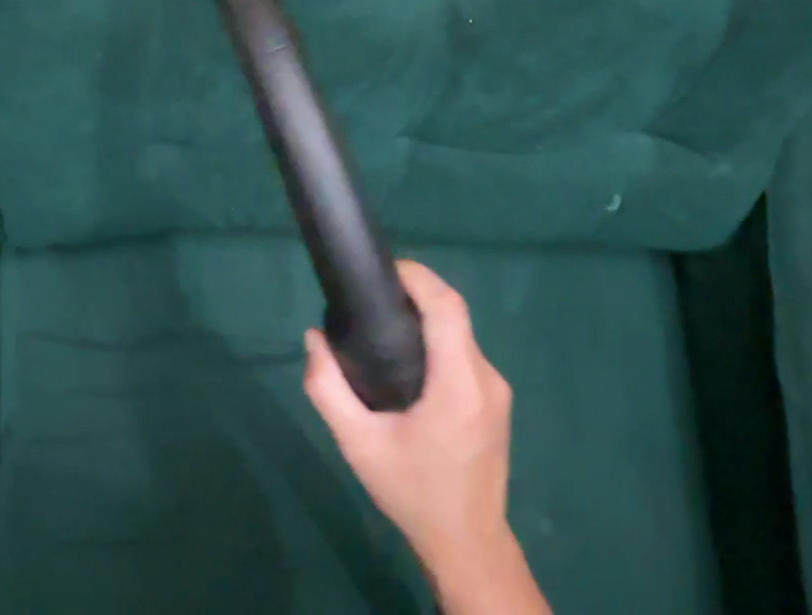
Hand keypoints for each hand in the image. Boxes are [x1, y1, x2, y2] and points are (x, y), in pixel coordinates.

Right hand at [305, 260, 538, 608]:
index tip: (383, 270)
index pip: (447, 308)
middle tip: (372, 298)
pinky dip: (439, 341)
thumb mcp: (357, 443)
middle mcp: (485, 379)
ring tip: (383, 325)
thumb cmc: (410, 491)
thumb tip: (313, 339)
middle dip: (416, 293)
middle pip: (455, 314)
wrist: (466, 542)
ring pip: (461, 333)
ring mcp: (497, 390)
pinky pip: (466, 353)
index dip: (418, 277)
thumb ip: (328, 388)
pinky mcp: (497, 401)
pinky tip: (408, 360)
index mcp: (457, 386)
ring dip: (427, 318)